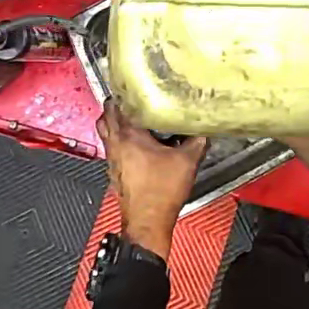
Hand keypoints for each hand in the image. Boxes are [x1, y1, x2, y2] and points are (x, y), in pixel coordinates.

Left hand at [96, 101, 207, 259]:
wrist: (148, 223)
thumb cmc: (160, 193)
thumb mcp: (187, 162)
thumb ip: (196, 141)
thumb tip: (203, 129)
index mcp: (128, 136)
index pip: (117, 105)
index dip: (124, 92)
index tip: (134, 85)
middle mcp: (115, 145)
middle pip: (106, 116)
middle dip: (116, 105)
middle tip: (131, 98)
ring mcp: (112, 159)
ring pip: (106, 132)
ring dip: (115, 122)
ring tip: (133, 117)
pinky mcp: (115, 171)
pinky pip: (112, 146)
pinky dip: (119, 139)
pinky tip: (137, 142)